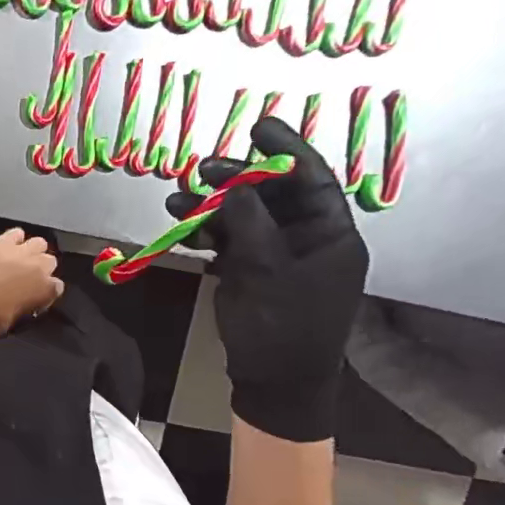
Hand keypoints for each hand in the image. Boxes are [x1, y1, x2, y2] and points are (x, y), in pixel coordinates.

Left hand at [0, 228, 64, 341]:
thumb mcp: (20, 319)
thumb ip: (33, 303)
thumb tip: (33, 299)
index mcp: (46, 289)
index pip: (57, 286)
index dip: (46, 291)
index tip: (37, 295)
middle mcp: (38, 267)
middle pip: (50, 261)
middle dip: (42, 270)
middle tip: (28, 278)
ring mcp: (20, 252)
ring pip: (39, 243)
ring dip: (33, 252)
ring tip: (21, 261)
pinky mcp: (1, 243)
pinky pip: (16, 233)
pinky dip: (15, 239)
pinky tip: (9, 248)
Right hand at [164, 120, 367, 441]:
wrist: (273, 379)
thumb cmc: (283, 327)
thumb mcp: (267, 272)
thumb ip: (251, 224)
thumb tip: (234, 184)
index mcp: (329, 234)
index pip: (311, 179)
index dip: (286, 149)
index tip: (258, 125)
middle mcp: (304, 237)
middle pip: (269, 193)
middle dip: (234, 179)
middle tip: (200, 170)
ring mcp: (274, 253)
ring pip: (242, 214)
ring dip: (210, 205)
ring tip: (176, 199)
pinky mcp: (249, 268)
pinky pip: (227, 238)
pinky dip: (204, 230)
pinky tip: (181, 224)